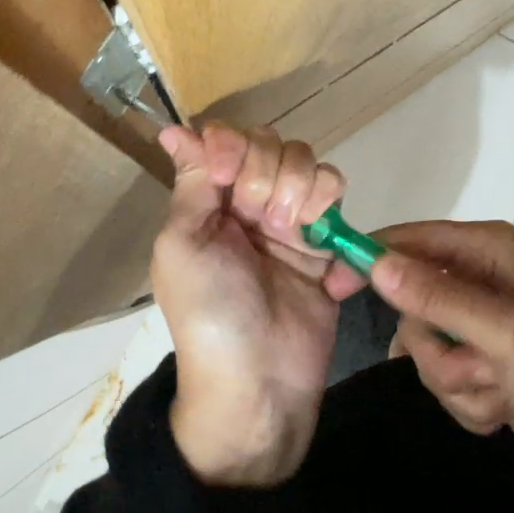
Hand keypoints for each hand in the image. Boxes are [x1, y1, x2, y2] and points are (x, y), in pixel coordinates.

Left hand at [151, 122, 365, 485]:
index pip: (230, 139)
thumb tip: (173, 128)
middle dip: (268, 176)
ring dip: (303, 195)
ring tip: (292, 237)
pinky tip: (326, 268)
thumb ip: (192, 182)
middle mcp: (251, 202)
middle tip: (259, 221)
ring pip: (312, 166)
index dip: (234, 145)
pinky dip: (335, 226)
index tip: (229, 176)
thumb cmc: (208, 312)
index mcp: (212, 201)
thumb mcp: (182, 245)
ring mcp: (292, 222)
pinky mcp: (328, 246)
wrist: (258, 385)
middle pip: (275, 146)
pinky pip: (340, 204)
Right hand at [370, 220, 513, 488]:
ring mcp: (476, 323)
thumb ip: (438, 298)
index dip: (371, 257)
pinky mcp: (479, 361)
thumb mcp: (503, 332)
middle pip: (411, 304)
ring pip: (423, 349)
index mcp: (487, 250)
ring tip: (500, 386)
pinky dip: (469, 400)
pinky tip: (505, 404)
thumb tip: (376, 262)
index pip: (411, 240)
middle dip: (439, 348)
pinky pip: (442, 378)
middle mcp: (477, 278)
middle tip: (475, 363)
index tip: (333, 284)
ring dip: (457, 380)